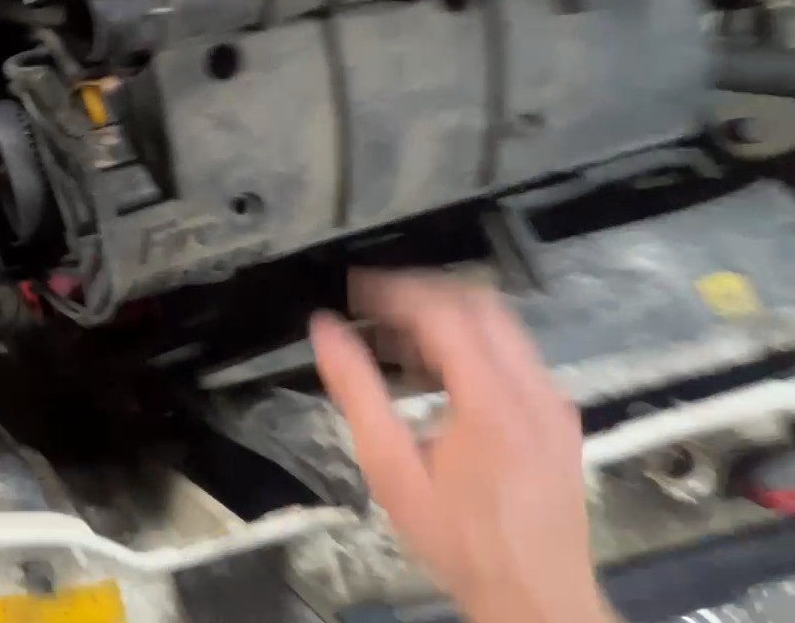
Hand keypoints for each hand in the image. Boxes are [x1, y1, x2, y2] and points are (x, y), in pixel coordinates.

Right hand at [310, 272, 611, 622]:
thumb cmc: (456, 536)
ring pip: (501, 325)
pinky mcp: (557, 419)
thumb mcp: (389, 464)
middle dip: (419, 292)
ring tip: (395, 335)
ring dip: (445, 315)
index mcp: (492, 401)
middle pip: (479, 305)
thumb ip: (355, 389)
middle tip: (371, 305)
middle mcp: (534, 394)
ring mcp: (553, 406)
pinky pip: (514, 353)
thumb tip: (325, 329)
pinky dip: (470, 341)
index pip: (442, 312)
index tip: (353, 293)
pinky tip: (434, 368)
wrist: (536, 597)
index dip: (392, 291)